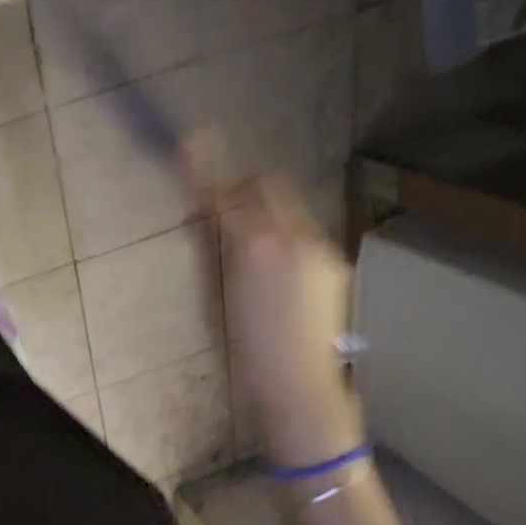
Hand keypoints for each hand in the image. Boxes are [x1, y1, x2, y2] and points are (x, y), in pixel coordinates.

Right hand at [188, 152, 362, 464]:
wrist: (298, 383)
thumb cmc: (241, 347)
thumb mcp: (212, 296)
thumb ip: (208, 245)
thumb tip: (198, 209)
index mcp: (254, 247)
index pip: (229, 192)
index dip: (207, 169)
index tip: (192, 141)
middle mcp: (292, 236)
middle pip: (266, 183)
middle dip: (241, 188)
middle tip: (221, 211)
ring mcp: (319, 247)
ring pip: (286, 206)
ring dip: (262, 212)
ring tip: (246, 250)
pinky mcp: (333, 261)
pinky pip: (301, 231)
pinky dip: (280, 235)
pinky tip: (271, 272)